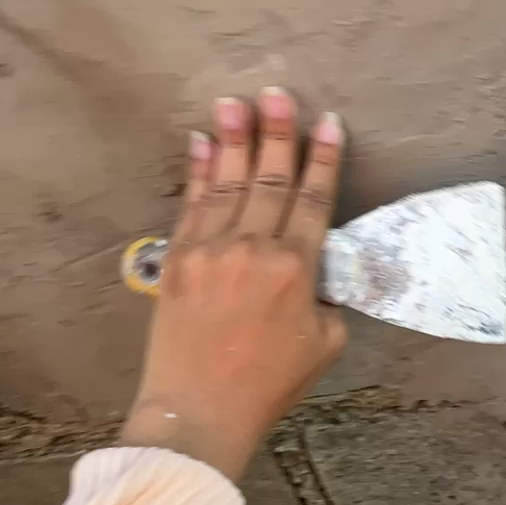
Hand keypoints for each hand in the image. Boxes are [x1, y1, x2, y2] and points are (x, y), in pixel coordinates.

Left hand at [120, 87, 347, 478]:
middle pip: (271, 180)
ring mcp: (210, 251)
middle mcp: (254, 250)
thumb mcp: (324, 344)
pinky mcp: (177, 260)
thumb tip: (315, 273)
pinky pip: (190, 206)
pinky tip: (202, 142)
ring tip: (237, 100)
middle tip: (278, 93)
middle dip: (278, 133)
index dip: (323, 159)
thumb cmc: (271, 383)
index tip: (329, 122)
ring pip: (230, 184)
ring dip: (236, 139)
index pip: (314, 201)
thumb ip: (327, 298)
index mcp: (297, 270)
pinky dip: (198, 172)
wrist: (200, 411)